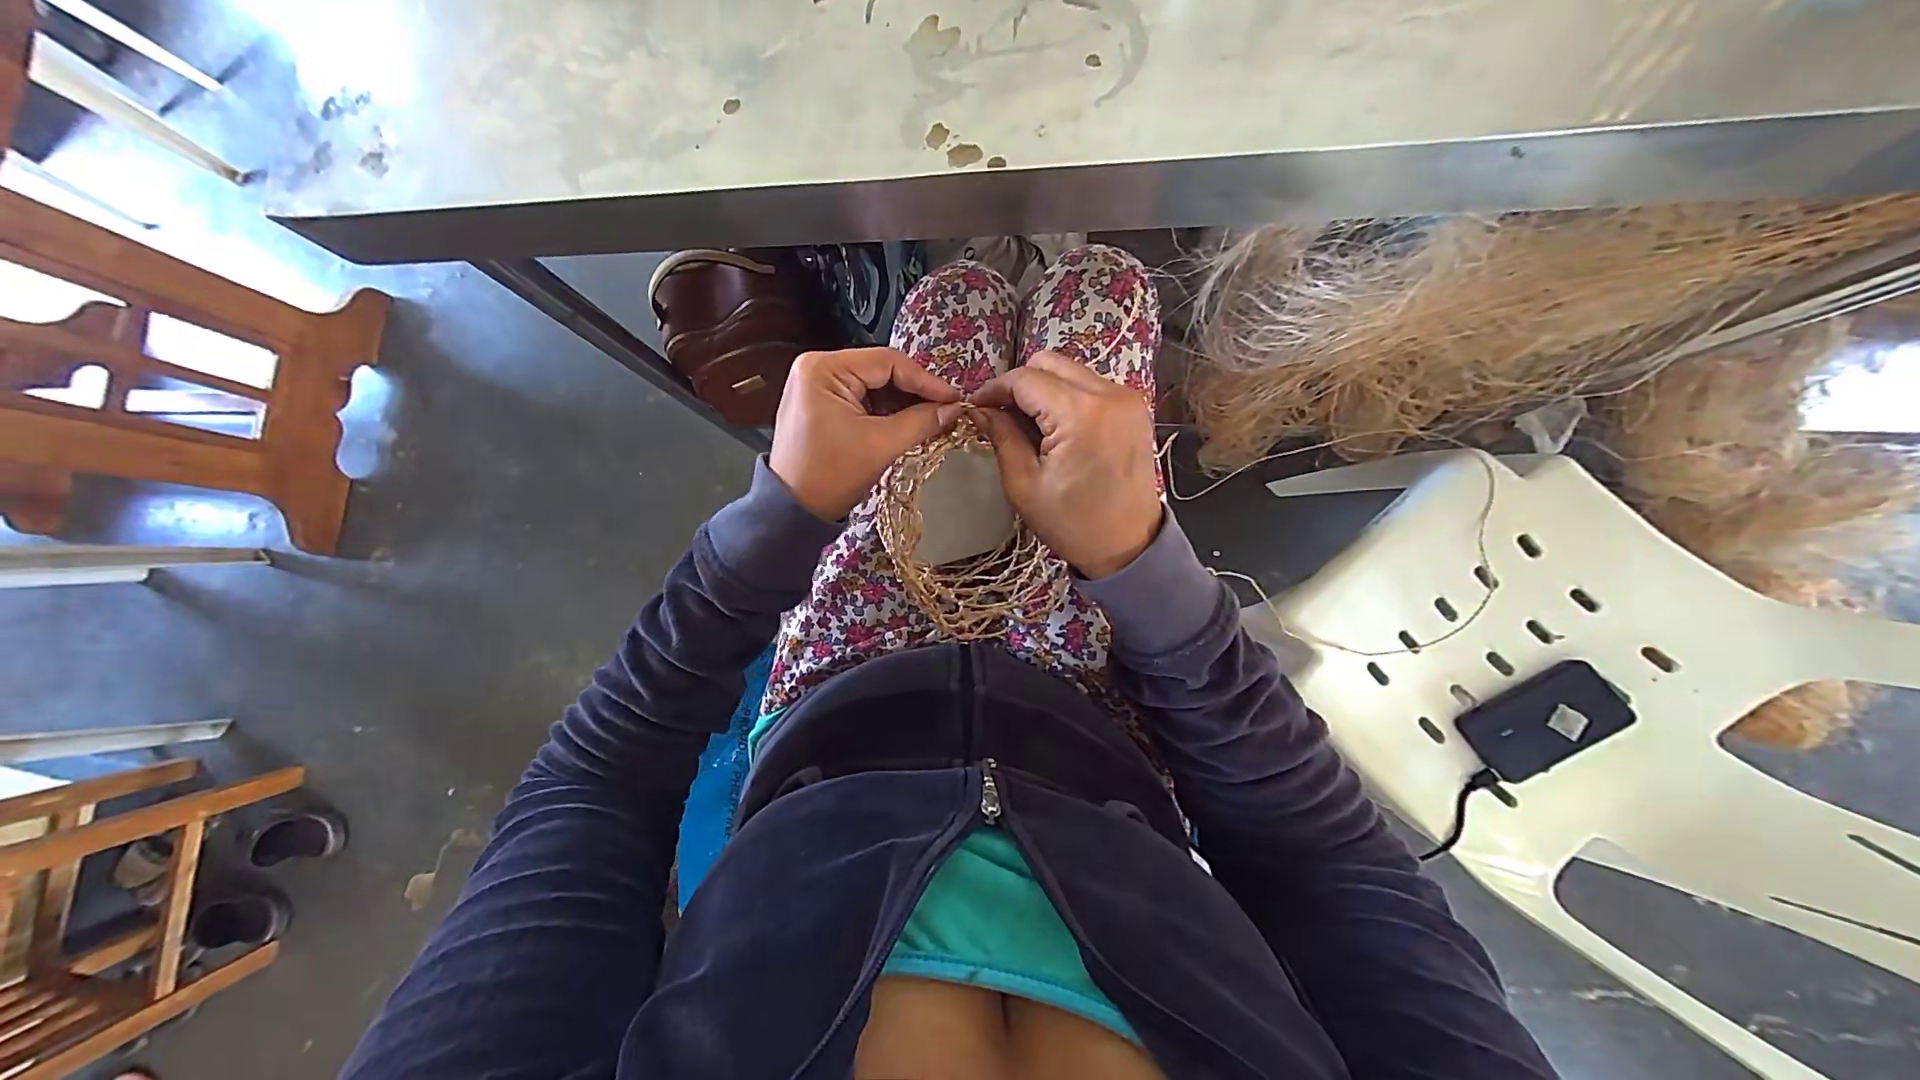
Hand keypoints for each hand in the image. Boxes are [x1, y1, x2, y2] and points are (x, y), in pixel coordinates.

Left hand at [769, 347, 964, 519]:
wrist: (793, 510)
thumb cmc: (829, 476)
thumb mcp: (881, 445)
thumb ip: (921, 422)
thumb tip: (953, 409)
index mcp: (823, 368)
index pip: (887, 361)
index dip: (925, 380)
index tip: (952, 399)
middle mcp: (816, 367)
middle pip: (880, 370)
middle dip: (914, 392)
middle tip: (945, 409)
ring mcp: (816, 385)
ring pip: (874, 385)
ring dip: (902, 403)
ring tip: (931, 419)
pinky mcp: (820, 404)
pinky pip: (862, 399)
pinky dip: (886, 411)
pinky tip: (907, 424)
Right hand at [970, 352, 1161, 577]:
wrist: (1128, 545)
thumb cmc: (1072, 523)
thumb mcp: (1024, 484)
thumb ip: (1001, 436)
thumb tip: (979, 409)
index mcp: (1081, 413)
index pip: (1026, 378)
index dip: (995, 388)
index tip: (976, 406)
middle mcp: (1109, 394)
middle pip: (1049, 363)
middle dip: (1020, 384)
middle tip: (1001, 415)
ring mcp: (1127, 398)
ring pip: (1070, 371)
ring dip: (1044, 389)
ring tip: (1028, 425)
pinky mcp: (1134, 408)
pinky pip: (1090, 385)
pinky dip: (1067, 396)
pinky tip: (1056, 428)